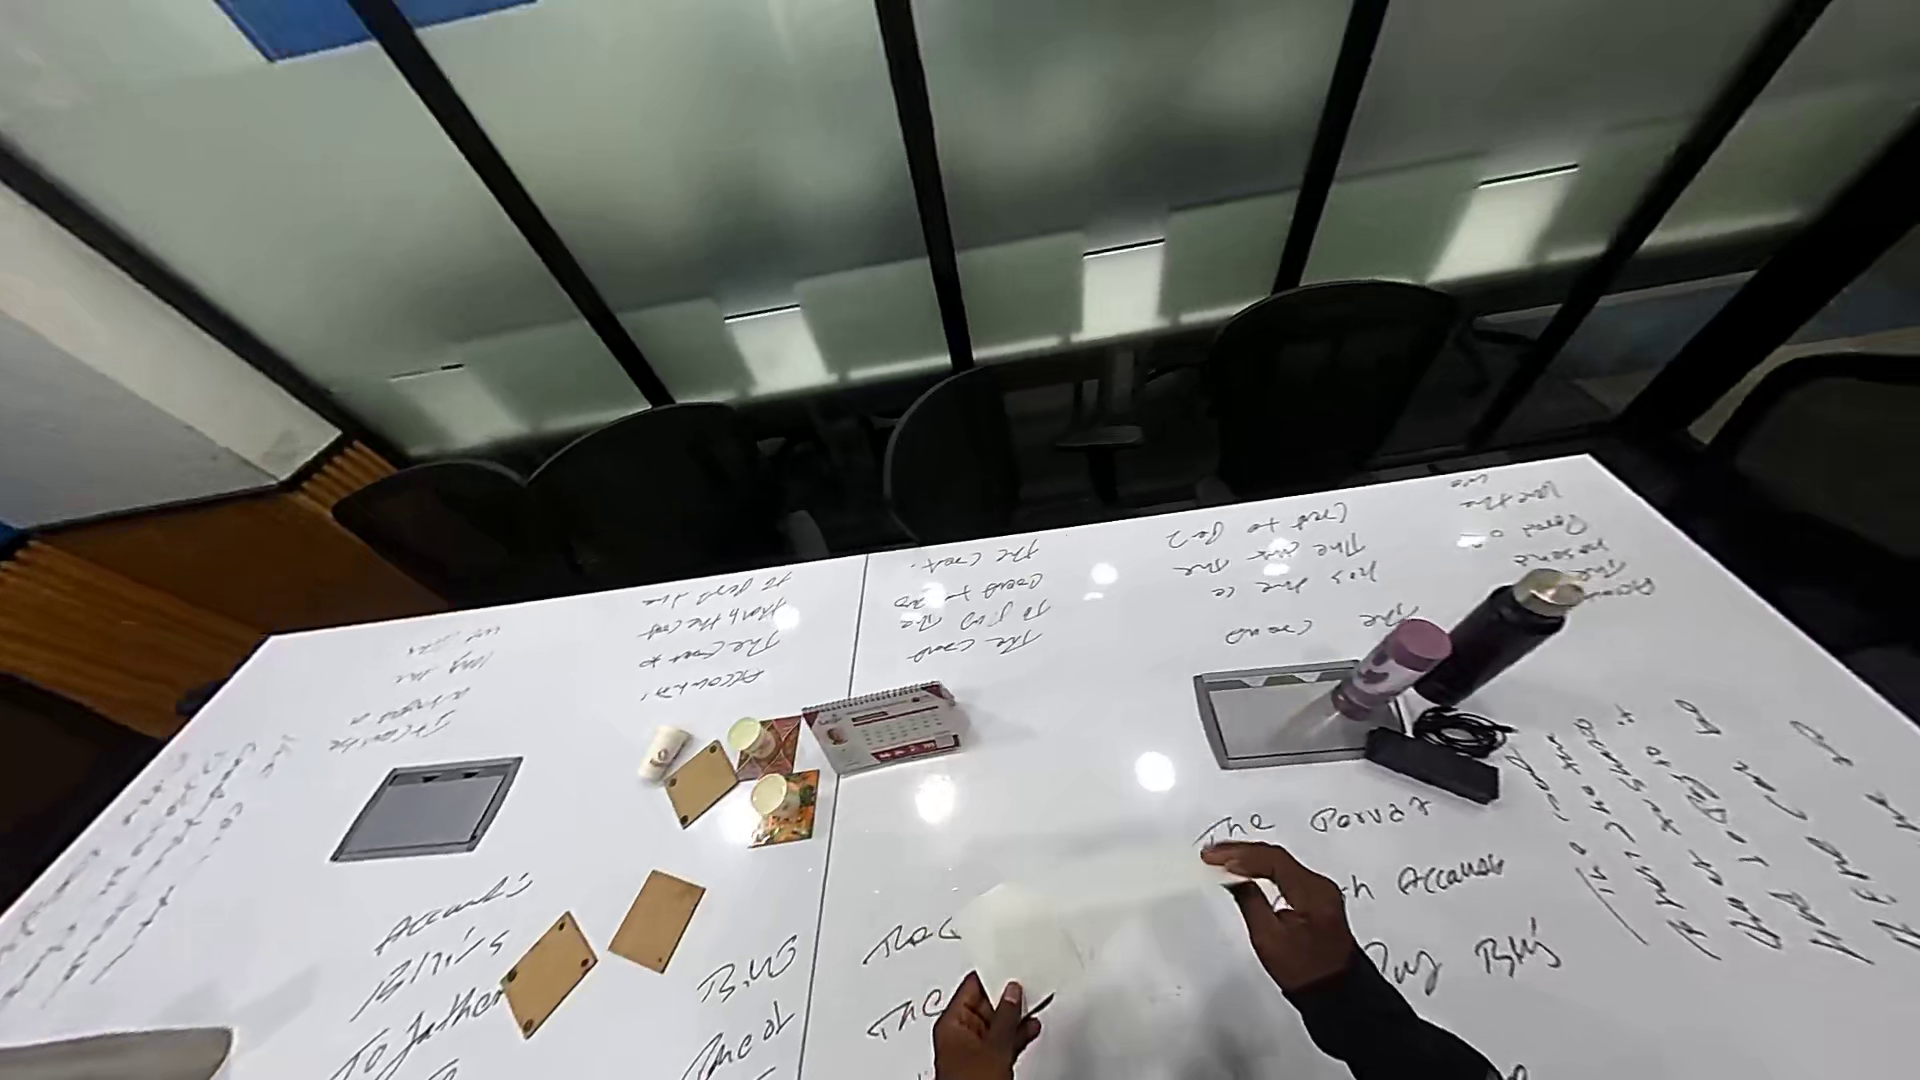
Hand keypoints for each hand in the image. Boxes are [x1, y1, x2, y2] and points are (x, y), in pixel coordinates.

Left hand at [933, 972, 1041, 1079]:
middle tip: (1026, 980)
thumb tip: (1012, 991)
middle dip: (1007, 995)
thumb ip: (1005, 1017)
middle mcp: (960, 1036)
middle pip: (985, 1004)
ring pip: (997, 1025)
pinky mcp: (987, 1069)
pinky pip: (1003, 1043)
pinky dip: (1018, 1035)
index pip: (972, 986)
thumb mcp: (993, 1049)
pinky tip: (1031, 1026)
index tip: (1010, 964)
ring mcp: (974, 1054)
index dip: (991, 974)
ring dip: (1016, 1016)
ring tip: (1035, 1001)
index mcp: (951, 1024)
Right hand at [1203, 841, 1355, 990]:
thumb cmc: (1307, 975)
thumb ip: (1248, 900)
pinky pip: (1283, 872)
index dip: (1238, 854)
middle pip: (1275, 856)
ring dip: (1249, 858)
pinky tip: (1244, 868)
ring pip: (1277, 862)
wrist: (1339, 1002)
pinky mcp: (1314, 898)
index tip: (1212, 857)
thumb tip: (1232, 877)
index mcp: (1313, 892)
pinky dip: (1260, 868)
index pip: (1271, 859)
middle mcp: (1319, 886)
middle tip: (1212, 853)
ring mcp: (1319, 891)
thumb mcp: (1269, 938)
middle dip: (1241, 852)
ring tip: (1221, 857)